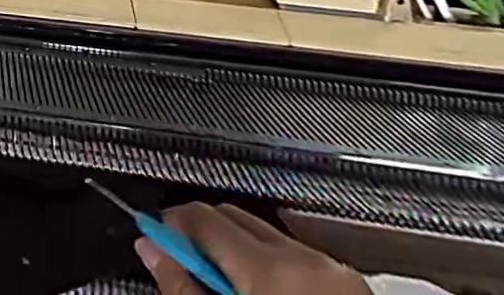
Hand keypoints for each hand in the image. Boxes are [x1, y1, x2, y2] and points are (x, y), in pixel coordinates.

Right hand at [136, 203, 370, 294]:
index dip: (172, 226)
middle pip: (233, 216)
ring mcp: (332, 272)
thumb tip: (153, 251)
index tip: (155, 240)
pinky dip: (268, 269)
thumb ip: (184, 291)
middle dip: (202, 236)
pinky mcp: (350, 286)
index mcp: (269, 273)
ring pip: (263, 236)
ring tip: (226, 294)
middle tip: (184, 271)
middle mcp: (303, 261)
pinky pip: (294, 257)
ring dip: (235, 253)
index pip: (203, 219)